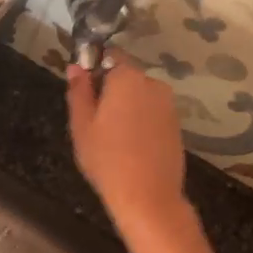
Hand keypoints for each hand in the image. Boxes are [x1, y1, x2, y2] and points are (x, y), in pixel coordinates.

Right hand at [66, 52, 190, 232]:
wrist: (147, 195)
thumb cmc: (106, 158)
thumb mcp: (81, 125)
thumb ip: (78, 91)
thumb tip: (75, 67)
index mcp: (127, 79)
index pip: (110, 56)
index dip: (94, 69)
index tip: (83, 91)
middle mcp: (153, 84)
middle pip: (126, 76)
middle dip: (110, 90)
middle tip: (93, 119)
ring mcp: (168, 104)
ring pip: (139, 95)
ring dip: (125, 106)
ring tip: (110, 135)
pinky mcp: (176, 123)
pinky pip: (151, 112)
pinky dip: (140, 120)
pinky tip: (129, 144)